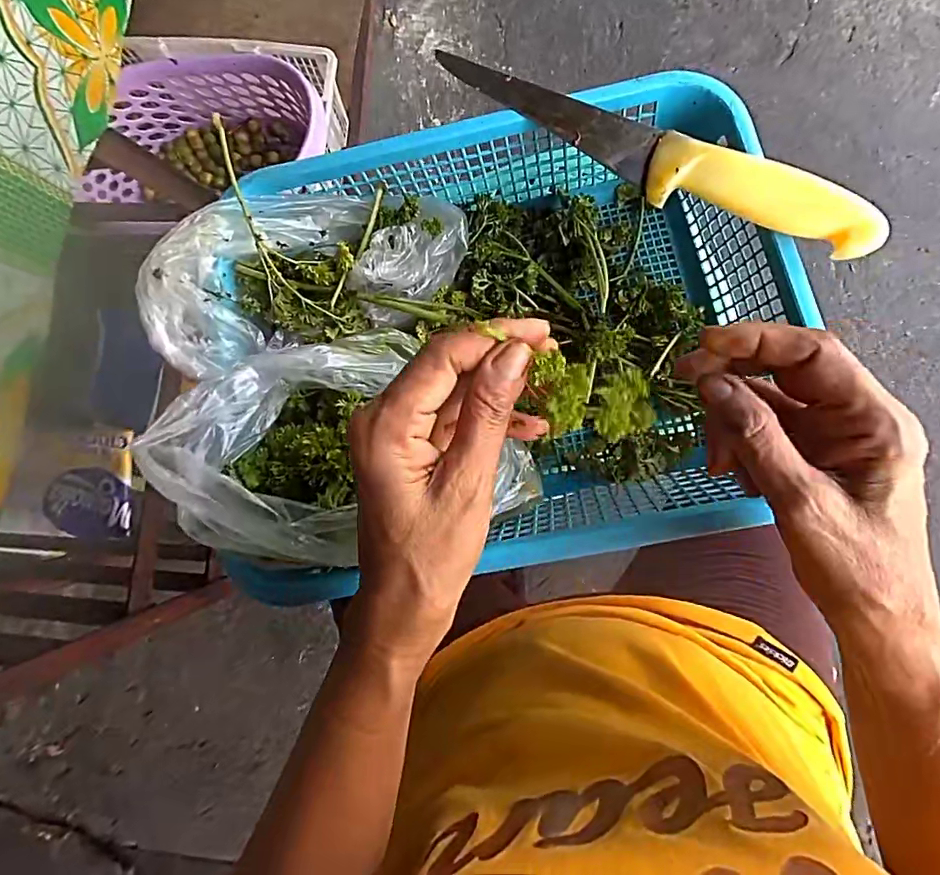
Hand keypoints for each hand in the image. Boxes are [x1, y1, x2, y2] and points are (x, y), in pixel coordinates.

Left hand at [345, 320, 550, 661]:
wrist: (405, 606)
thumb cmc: (434, 555)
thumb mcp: (469, 481)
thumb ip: (489, 411)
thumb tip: (516, 352)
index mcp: (388, 422)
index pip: (445, 355)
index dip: (496, 335)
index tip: (544, 333)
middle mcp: (385, 415)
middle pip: (451, 364)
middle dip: (504, 354)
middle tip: (554, 353)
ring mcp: (399, 430)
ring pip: (459, 387)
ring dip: (505, 384)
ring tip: (552, 386)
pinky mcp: (415, 445)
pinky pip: (458, 415)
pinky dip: (495, 415)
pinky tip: (533, 425)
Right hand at [675, 322, 939, 636]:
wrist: (882, 626)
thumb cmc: (860, 574)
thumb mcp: (802, 504)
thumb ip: (758, 438)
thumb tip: (714, 385)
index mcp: (878, 421)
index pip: (817, 354)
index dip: (760, 340)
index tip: (709, 343)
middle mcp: (861, 418)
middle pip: (791, 373)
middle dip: (737, 378)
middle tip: (690, 384)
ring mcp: (839, 437)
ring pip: (774, 402)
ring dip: (735, 421)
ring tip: (720, 462)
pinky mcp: (820, 456)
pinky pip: (773, 430)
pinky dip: (745, 443)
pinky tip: (736, 471)